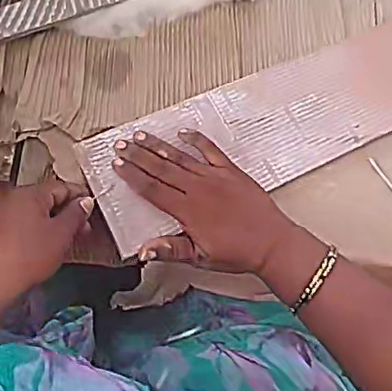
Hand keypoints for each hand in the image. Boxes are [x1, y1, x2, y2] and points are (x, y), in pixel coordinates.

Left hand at [0, 180, 95, 293]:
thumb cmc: (30, 254)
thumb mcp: (61, 234)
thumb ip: (76, 214)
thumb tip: (85, 201)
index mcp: (30, 193)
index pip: (61, 186)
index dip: (80, 197)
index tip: (94, 209)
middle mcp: (15, 198)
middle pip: (49, 198)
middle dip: (68, 212)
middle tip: (85, 229)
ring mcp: (5, 214)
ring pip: (38, 212)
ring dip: (56, 223)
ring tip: (70, 240)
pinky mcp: (1, 230)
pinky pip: (26, 223)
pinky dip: (41, 230)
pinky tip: (50, 246)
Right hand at [113, 130, 300, 272]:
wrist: (273, 244)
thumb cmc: (237, 253)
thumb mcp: (200, 258)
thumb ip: (171, 250)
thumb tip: (145, 251)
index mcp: (188, 210)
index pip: (152, 188)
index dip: (132, 175)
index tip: (118, 165)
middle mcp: (198, 189)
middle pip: (160, 168)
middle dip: (138, 155)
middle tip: (121, 144)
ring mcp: (215, 177)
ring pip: (180, 157)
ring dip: (158, 146)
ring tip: (141, 135)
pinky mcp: (231, 172)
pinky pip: (211, 150)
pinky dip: (197, 140)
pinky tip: (183, 133)